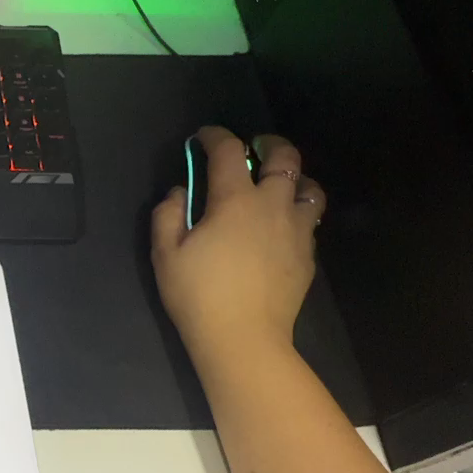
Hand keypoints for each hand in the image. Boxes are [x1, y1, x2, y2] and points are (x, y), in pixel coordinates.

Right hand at [151, 127, 326, 355]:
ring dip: (293, 176)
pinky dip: (295, 210)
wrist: (243, 336)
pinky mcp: (307, 252)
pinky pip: (307, 218)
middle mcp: (272, 204)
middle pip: (284, 158)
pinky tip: (280, 224)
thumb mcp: (165, 256)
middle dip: (268, 144)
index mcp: (234, 201)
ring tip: (278, 184)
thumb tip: (178, 192)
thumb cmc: (197, 295)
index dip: (216, 137)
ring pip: (307, 186)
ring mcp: (296, 228)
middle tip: (255, 147)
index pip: (228, 153)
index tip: (204, 137)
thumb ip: (167, 217)